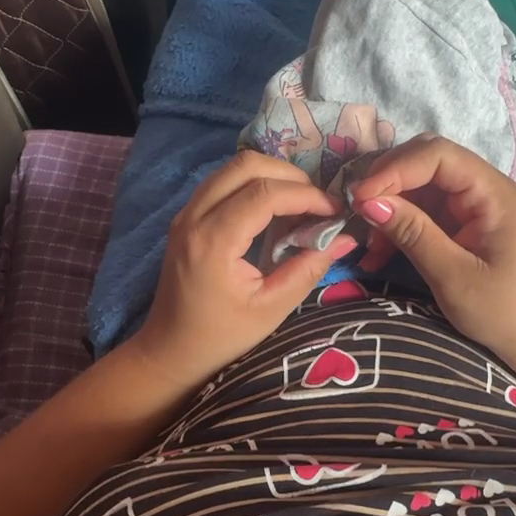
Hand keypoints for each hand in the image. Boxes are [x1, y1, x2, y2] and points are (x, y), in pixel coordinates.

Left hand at [131, 152, 356, 388]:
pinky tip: (274, 211)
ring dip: (271, 176)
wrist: (169, 350)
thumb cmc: (220, 337)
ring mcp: (186, 214)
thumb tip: (346, 239)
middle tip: (317, 203)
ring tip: (299, 205)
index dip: (305, 195)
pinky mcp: (187, 218)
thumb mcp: (270, 309)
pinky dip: (253, 185)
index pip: (265, 194)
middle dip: (289, 176)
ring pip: (233, 168)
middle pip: (247, 165)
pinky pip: (223, 183)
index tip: (334, 211)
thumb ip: (308, 269)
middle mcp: (194, 217)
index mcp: (213, 241)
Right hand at [348, 134, 515, 372]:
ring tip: (366, 243)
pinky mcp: (466, 228)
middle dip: (388, 184)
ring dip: (390, 210)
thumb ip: (413, 234)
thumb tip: (368, 202)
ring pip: (422, 190)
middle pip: (428, 164)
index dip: (394, 169)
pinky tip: (377, 255)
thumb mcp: (453, 276)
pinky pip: (426, 215)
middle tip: (356, 211)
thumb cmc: (504, 313)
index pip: (438, 156)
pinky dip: (400, 229)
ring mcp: (476, 209)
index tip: (359, 197)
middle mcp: (486, 191)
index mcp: (494, 194)